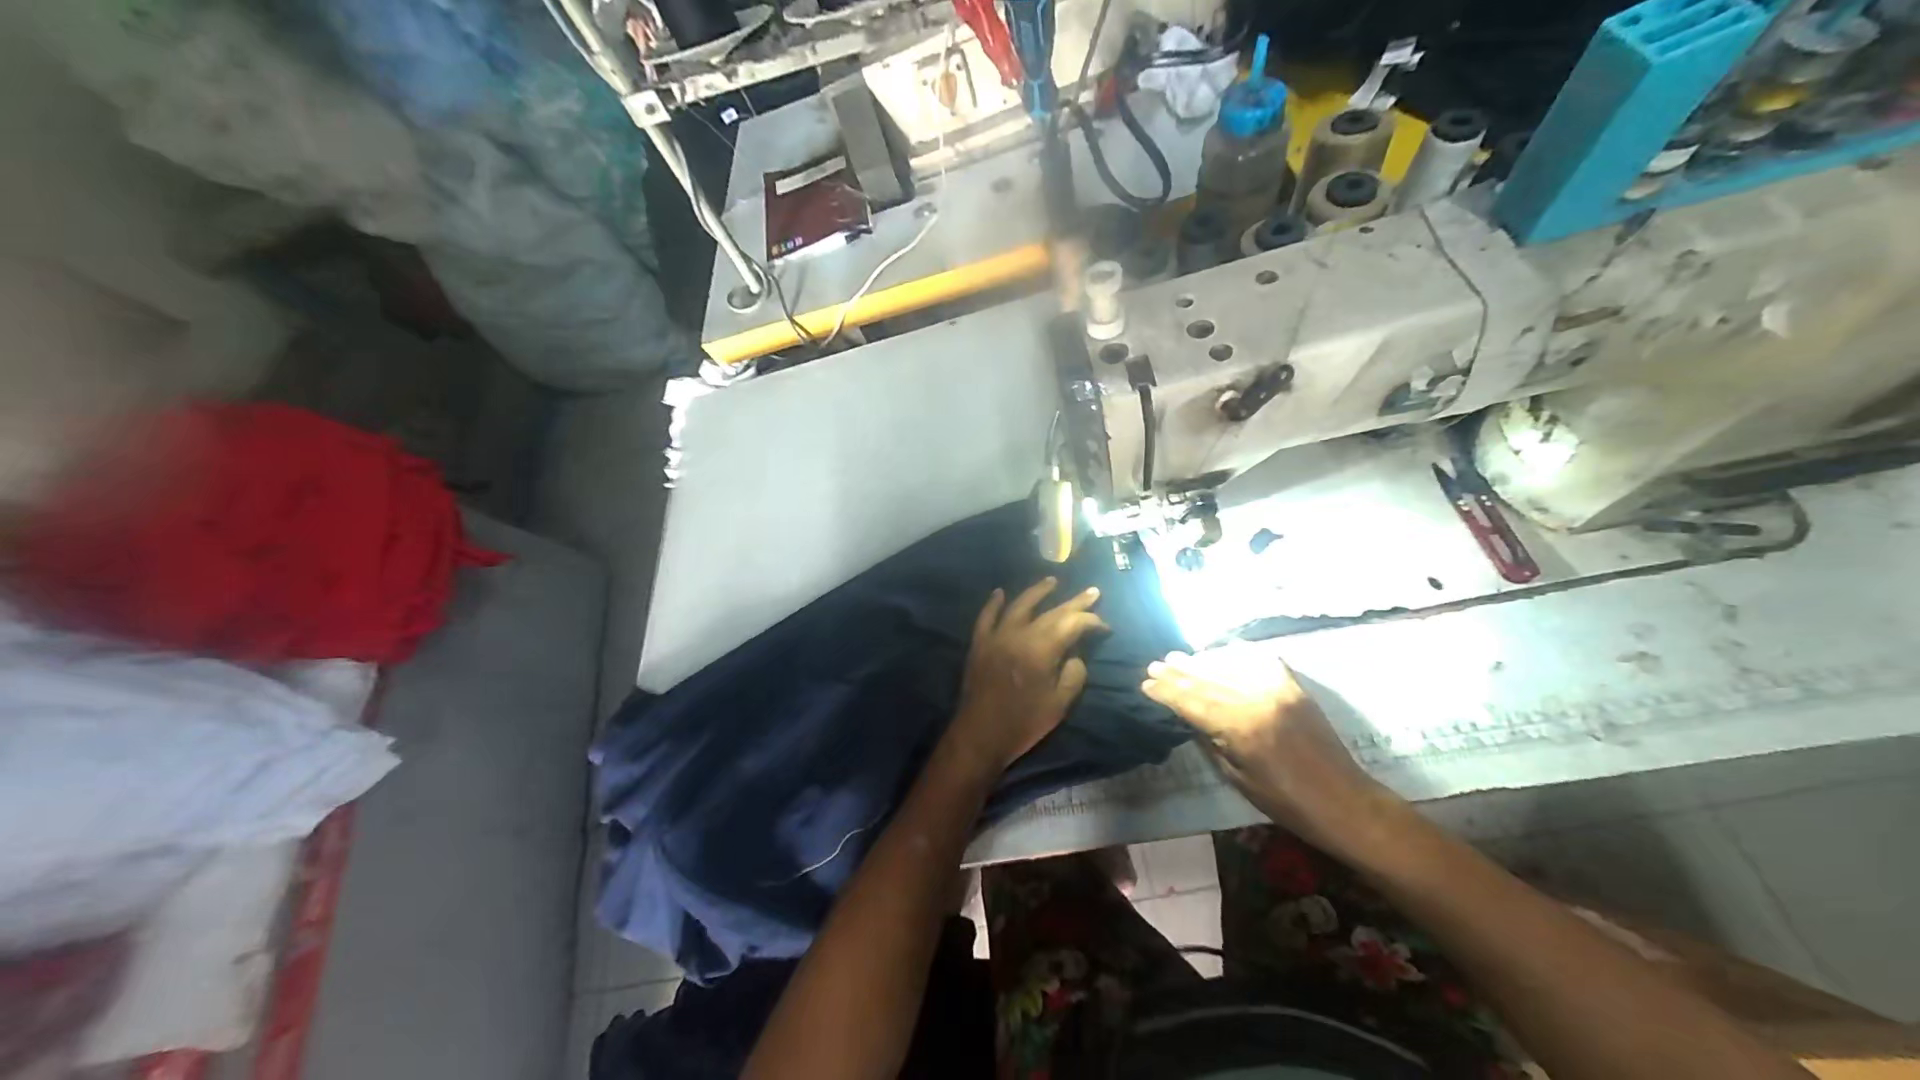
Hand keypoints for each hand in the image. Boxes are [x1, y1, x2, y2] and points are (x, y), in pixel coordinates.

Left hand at [948, 578, 1106, 773]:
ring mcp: (996, 636)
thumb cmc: (1023, 723)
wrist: (980, 735)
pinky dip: (994, 603)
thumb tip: (1076, 654)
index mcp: (1042, 649)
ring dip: (1037, 592)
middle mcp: (1019, 634)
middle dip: (1074, 602)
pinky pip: (987, 617)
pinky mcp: (979, 644)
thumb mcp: (1059, 704)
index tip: (1105, 627)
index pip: (1072, 624)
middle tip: (1092, 592)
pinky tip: (1000, 592)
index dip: (1091, 622)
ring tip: (1052, 581)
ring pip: (1019, 605)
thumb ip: (1073, 675)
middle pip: (1051, 612)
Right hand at [1141, 650, 1396, 854]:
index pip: (1192, 703)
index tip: (1146, 683)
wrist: (1345, 803)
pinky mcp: (1296, 690)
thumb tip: (1189, 718)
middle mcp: (1256, 701)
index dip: (1167, 693)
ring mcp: (1278, 691)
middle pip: (1208, 681)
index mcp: (1239, 728)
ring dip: (1204, 663)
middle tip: (1156, 664)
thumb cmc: (1286, 803)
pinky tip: (1227, 651)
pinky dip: (1242, 656)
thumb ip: (1211, 743)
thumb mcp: (1238, 779)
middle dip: (1179, 673)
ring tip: (1182, 657)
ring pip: (1231, 669)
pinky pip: (1263, 663)